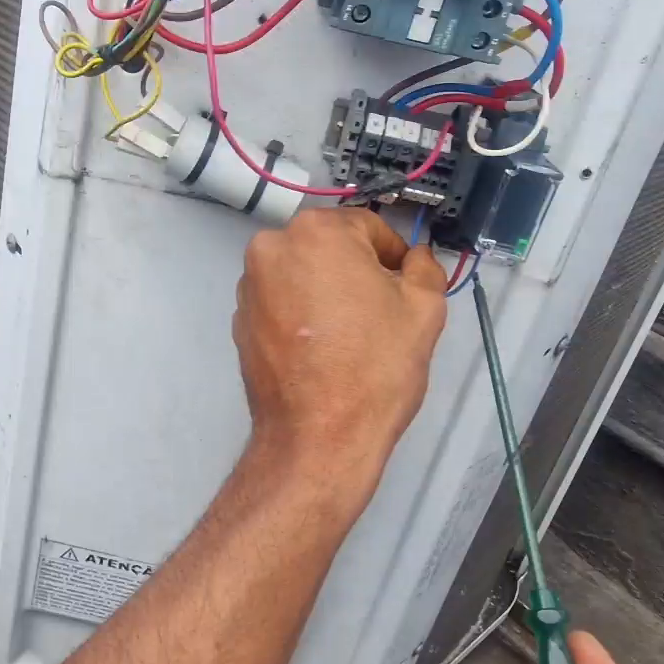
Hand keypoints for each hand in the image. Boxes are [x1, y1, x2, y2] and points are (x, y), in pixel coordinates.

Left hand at [232, 208, 446, 487]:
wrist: (318, 437)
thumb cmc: (374, 368)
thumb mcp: (423, 309)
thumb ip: (424, 268)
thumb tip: (415, 258)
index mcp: (315, 232)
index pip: (367, 227)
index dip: (393, 256)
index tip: (404, 285)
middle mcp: (272, 248)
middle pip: (329, 248)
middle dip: (356, 272)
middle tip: (380, 312)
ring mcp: (249, 286)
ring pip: (302, 275)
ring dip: (326, 292)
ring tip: (350, 335)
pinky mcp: (239, 321)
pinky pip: (281, 303)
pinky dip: (301, 315)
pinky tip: (322, 349)